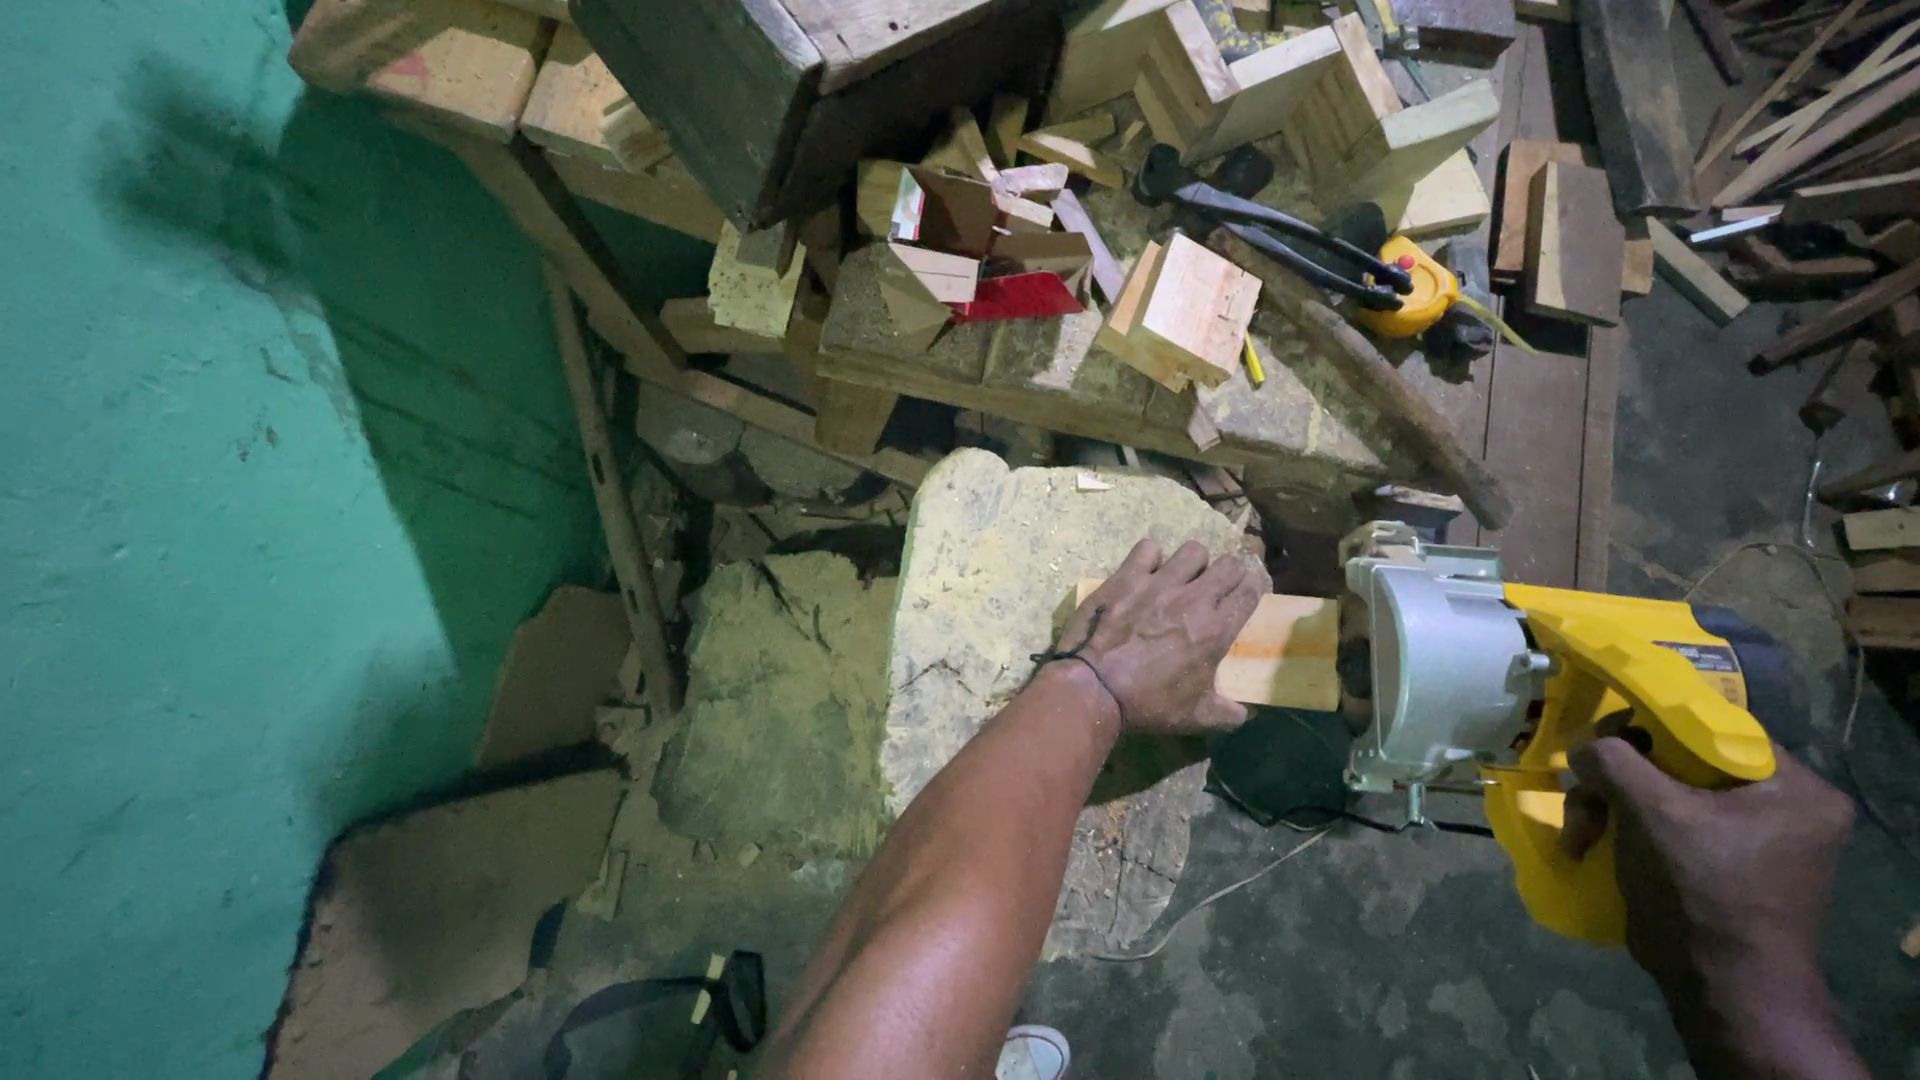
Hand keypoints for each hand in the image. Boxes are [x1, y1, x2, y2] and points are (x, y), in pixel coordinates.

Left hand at [1052, 538, 1268, 735]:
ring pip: (1193, 550)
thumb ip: (1227, 713)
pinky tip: (1145, 572)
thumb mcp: (1196, 717)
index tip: (1243, 597)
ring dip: (1192, 563)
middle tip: (1215, 587)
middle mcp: (1193, 599)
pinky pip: (1148, 548)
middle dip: (1228, 573)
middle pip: (1229, 564)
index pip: (1251, 591)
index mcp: (1216, 630)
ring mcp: (1158, 584)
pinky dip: (1150, 557)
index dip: (1252, 591)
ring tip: (1180, 577)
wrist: (1094, 689)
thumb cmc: (1147, 704)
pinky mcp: (1126, 577)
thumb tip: (1244, 714)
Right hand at [1561, 735, 1853, 989]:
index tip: (1604, 742)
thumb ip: (1612, 758)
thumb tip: (1585, 747)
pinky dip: (1619, 827)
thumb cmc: (1699, 887)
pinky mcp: (1714, 858)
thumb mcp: (1649, 810)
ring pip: (1656, 790)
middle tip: (1586, 795)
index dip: (1650, 727)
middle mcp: (1779, 806)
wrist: (1718, 983)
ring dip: (1606, 805)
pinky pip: (1658, 819)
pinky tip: (1589, 845)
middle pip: (1676, 760)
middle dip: (1617, 779)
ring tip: (1581, 832)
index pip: (1712, 728)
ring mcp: (1746, 835)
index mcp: (1794, 788)